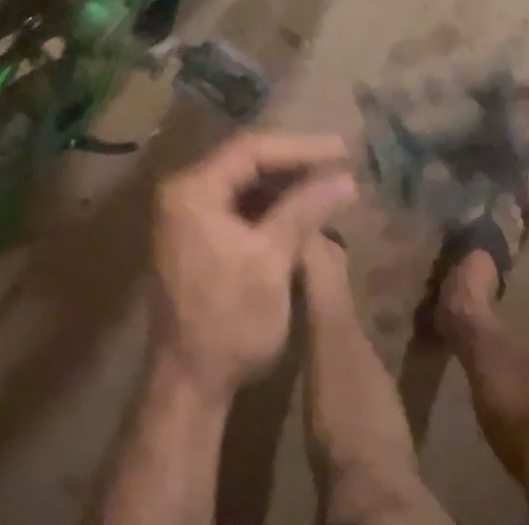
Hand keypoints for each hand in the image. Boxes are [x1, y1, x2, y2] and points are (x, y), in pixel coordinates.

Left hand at [149, 132, 356, 396]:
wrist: (189, 381)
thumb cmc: (230, 320)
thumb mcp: (272, 260)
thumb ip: (304, 210)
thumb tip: (346, 177)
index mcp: (192, 190)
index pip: (251, 149)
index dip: (301, 147)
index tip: (344, 149)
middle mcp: (182, 193)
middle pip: (244, 162)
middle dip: (294, 163)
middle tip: (341, 163)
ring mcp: (185, 216)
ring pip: (242, 185)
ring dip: (283, 185)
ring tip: (328, 183)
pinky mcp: (194, 237)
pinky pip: (235, 207)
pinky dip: (268, 207)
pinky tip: (301, 210)